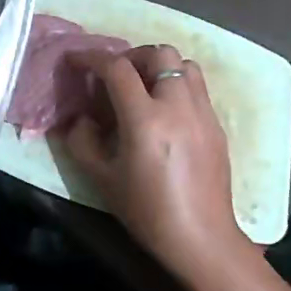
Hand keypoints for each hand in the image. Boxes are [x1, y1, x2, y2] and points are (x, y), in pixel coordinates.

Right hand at [65, 46, 246, 276]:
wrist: (199, 237)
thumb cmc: (144, 209)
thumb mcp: (100, 177)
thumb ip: (81, 140)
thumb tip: (80, 119)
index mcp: (145, 119)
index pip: (117, 69)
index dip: (91, 58)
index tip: (74, 60)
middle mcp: (178, 106)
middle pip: (159, 53)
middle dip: (131, 55)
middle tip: (112, 75)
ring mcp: (203, 113)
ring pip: (184, 65)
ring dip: (157, 67)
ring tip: (138, 88)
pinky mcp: (216, 125)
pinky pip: (196, 88)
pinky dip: (174, 84)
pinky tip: (159, 111)